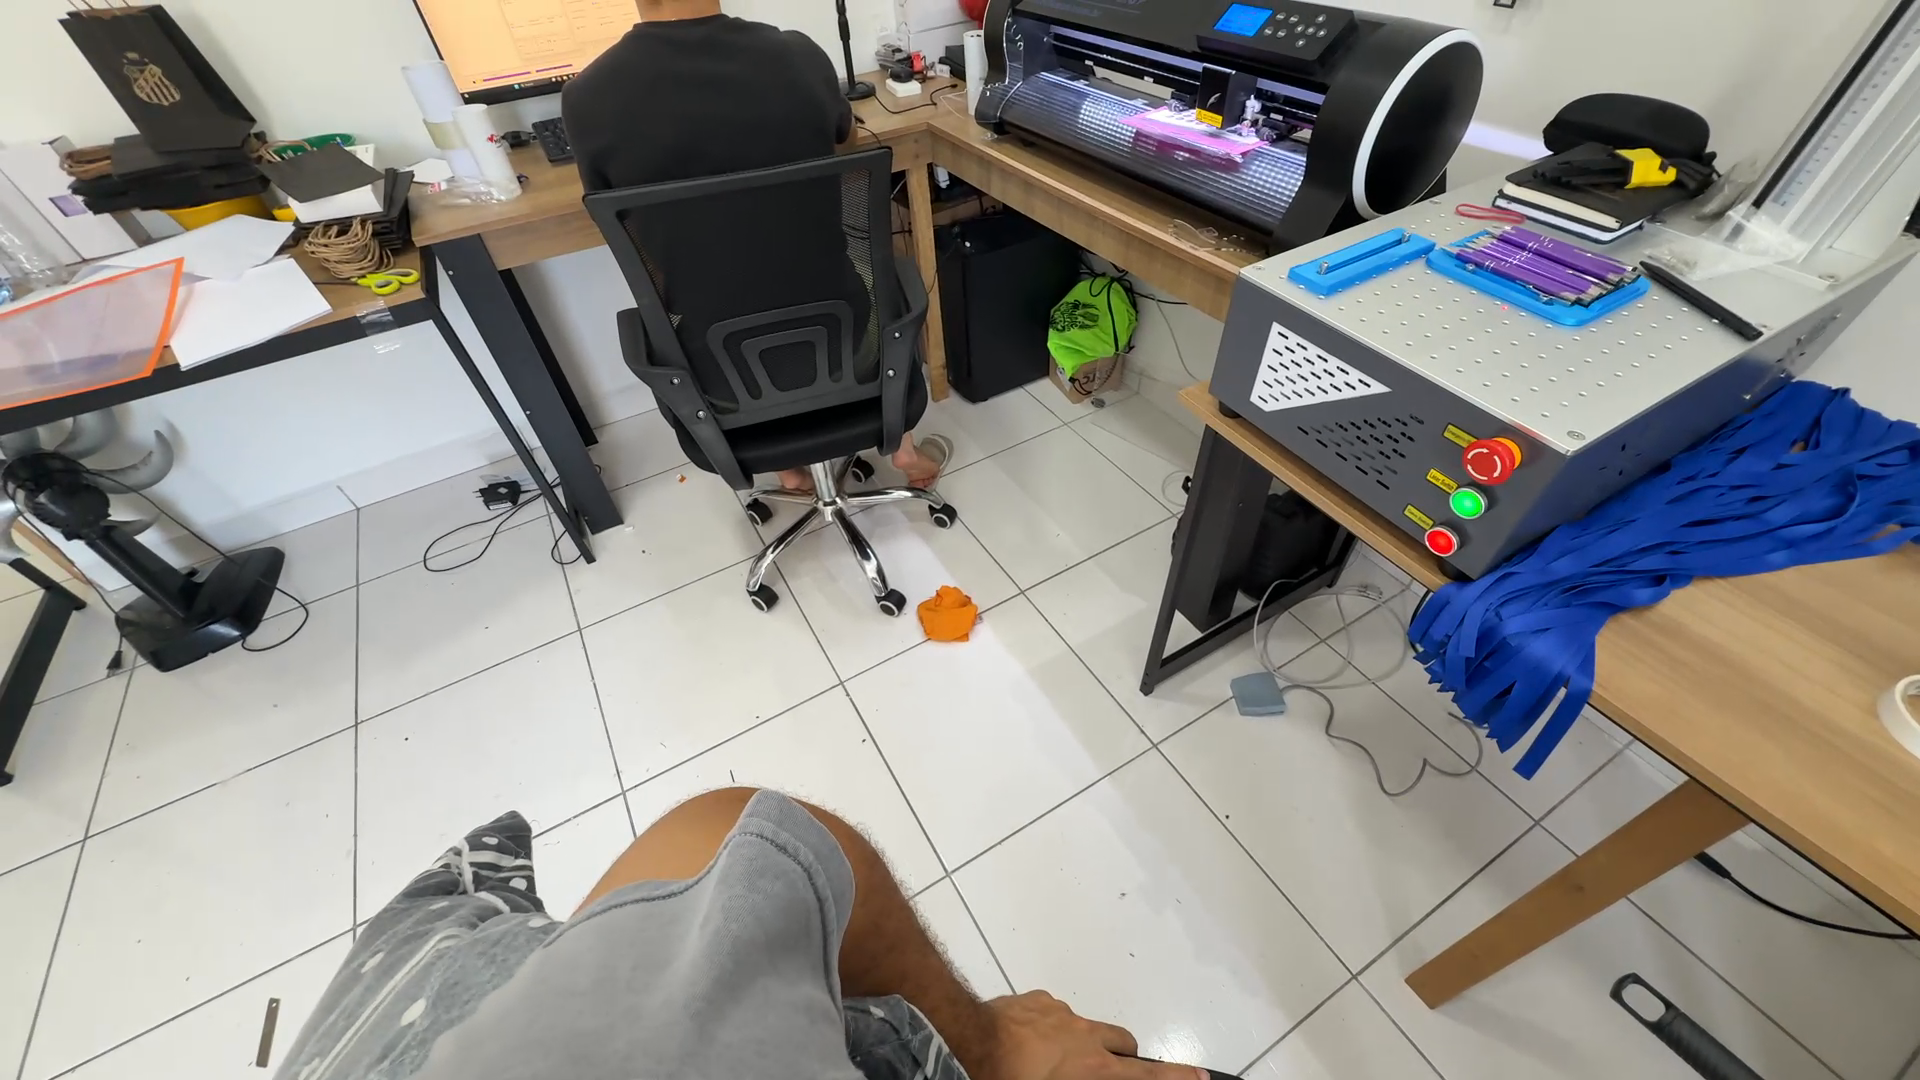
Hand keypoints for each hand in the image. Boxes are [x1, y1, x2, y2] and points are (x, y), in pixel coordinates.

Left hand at [970, 991, 1208, 1079]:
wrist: (971, 1042)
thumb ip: (1095, 1079)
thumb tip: (1106, 1072)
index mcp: (1095, 1069)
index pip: (1147, 1074)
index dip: (1178, 1076)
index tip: (1203, 1075)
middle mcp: (1086, 1037)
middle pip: (1125, 1042)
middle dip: (1126, 1057)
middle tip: (1108, 1073)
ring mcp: (1061, 1013)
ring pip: (1089, 1026)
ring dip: (1086, 1042)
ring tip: (1058, 1062)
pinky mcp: (1037, 999)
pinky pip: (1057, 1013)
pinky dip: (1054, 1027)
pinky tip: (1031, 1043)